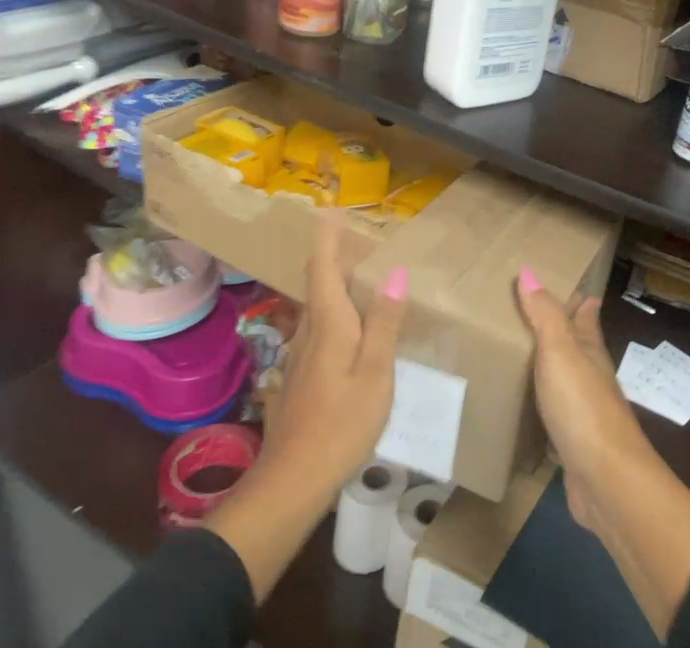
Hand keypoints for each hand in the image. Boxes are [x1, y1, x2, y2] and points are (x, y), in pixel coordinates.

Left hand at [260, 209, 407, 493]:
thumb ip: (385, 322)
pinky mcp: (299, 381)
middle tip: (358, 243)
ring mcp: (299, 359)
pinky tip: (349, 336)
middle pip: (318, 286)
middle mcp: (308, 334)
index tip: (332, 210)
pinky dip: (334, 318)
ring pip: (317, 312)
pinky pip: (317, 334)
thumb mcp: (376, 372)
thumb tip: (395, 272)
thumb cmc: (343, 423)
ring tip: (359, 282)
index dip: (327, 239)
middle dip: (333, 259)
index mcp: (329, 326)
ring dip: (334, 289)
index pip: (323, 269)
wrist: (295, 479)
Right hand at [513, 266, 653, 531]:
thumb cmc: (583, 408)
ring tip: (517, 354)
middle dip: (558, 329)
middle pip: (577, 345)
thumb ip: (545, 316)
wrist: (606, 480)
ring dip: (547, 366)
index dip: (576, 297)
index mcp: (590, 350)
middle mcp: (592, 376)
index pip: (585, 315)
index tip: (557, 279)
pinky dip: (541, 403)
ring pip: (565, 379)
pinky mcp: (574, 442)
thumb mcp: (561, 353)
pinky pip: (554, 413)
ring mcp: (585, 411)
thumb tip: (529, 271)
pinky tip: (525, 406)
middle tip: (523, 314)